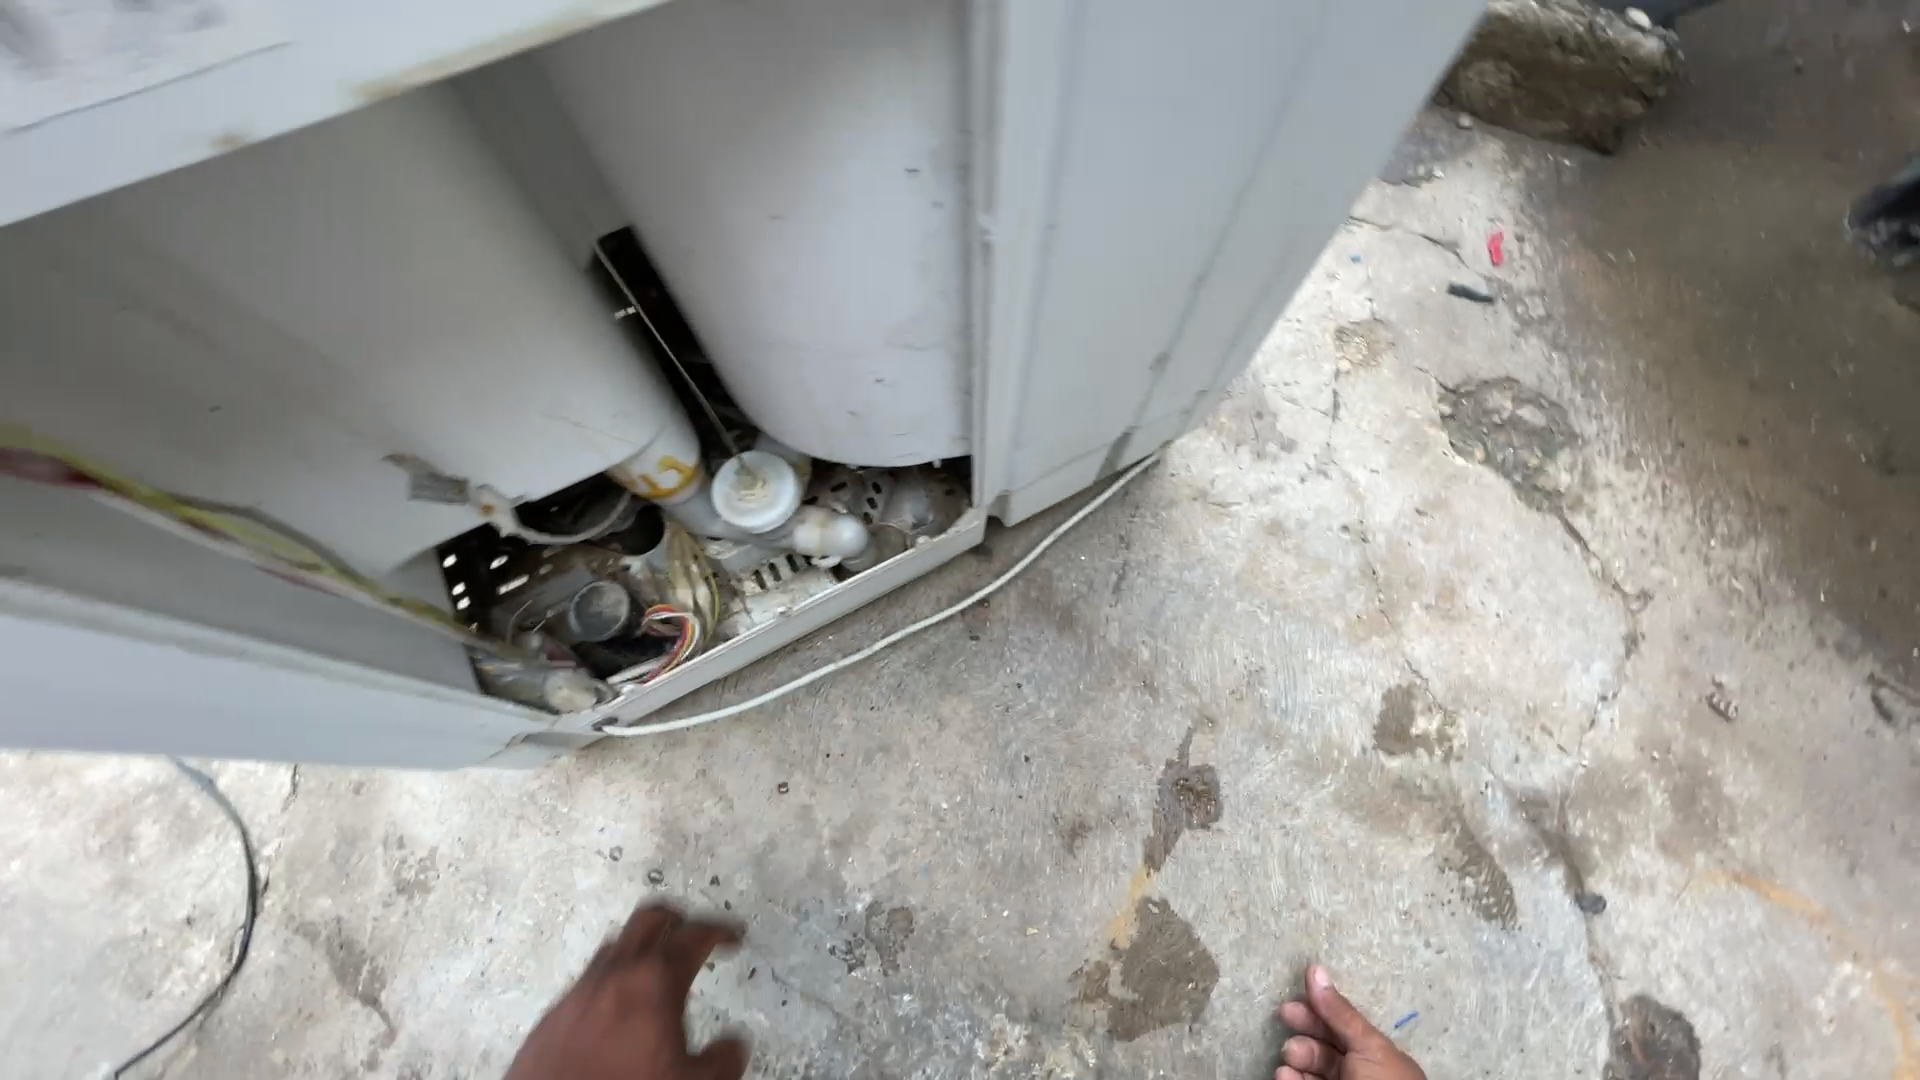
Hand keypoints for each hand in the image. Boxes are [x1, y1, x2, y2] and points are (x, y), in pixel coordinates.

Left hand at [505, 902, 749, 1079]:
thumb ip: (721, 1058)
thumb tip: (732, 1046)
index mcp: (655, 980)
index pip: (697, 933)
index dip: (721, 929)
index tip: (732, 935)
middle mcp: (616, 973)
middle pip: (651, 917)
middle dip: (679, 919)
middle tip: (693, 932)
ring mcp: (580, 990)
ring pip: (617, 944)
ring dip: (641, 946)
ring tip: (655, 967)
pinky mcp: (553, 1015)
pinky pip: (588, 978)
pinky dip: (611, 979)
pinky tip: (616, 1009)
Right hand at [1275, 965, 1425, 1079]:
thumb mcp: (1369, 1048)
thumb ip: (1340, 1012)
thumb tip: (1315, 968)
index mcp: (1380, 1058)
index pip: (1342, 1027)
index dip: (1317, 1011)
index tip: (1290, 1005)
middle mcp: (1361, 1075)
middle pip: (1325, 1047)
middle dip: (1303, 1035)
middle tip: (1285, 1025)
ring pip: (1312, 1070)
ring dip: (1295, 1060)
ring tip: (1287, 1062)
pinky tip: (1284, 1077)